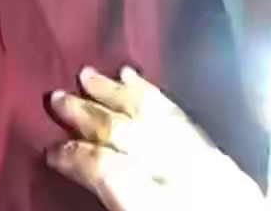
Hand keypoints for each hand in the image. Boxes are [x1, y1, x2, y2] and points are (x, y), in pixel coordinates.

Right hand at [49, 67, 265, 210]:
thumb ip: (122, 204)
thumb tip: (95, 184)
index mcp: (155, 205)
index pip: (105, 169)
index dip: (73, 157)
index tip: (49, 151)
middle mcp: (180, 177)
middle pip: (125, 133)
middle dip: (87, 114)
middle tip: (55, 97)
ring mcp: (203, 162)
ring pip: (150, 115)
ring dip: (115, 93)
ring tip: (85, 74)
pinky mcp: (220, 158)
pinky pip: (181, 116)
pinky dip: (153, 94)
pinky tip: (131, 75)